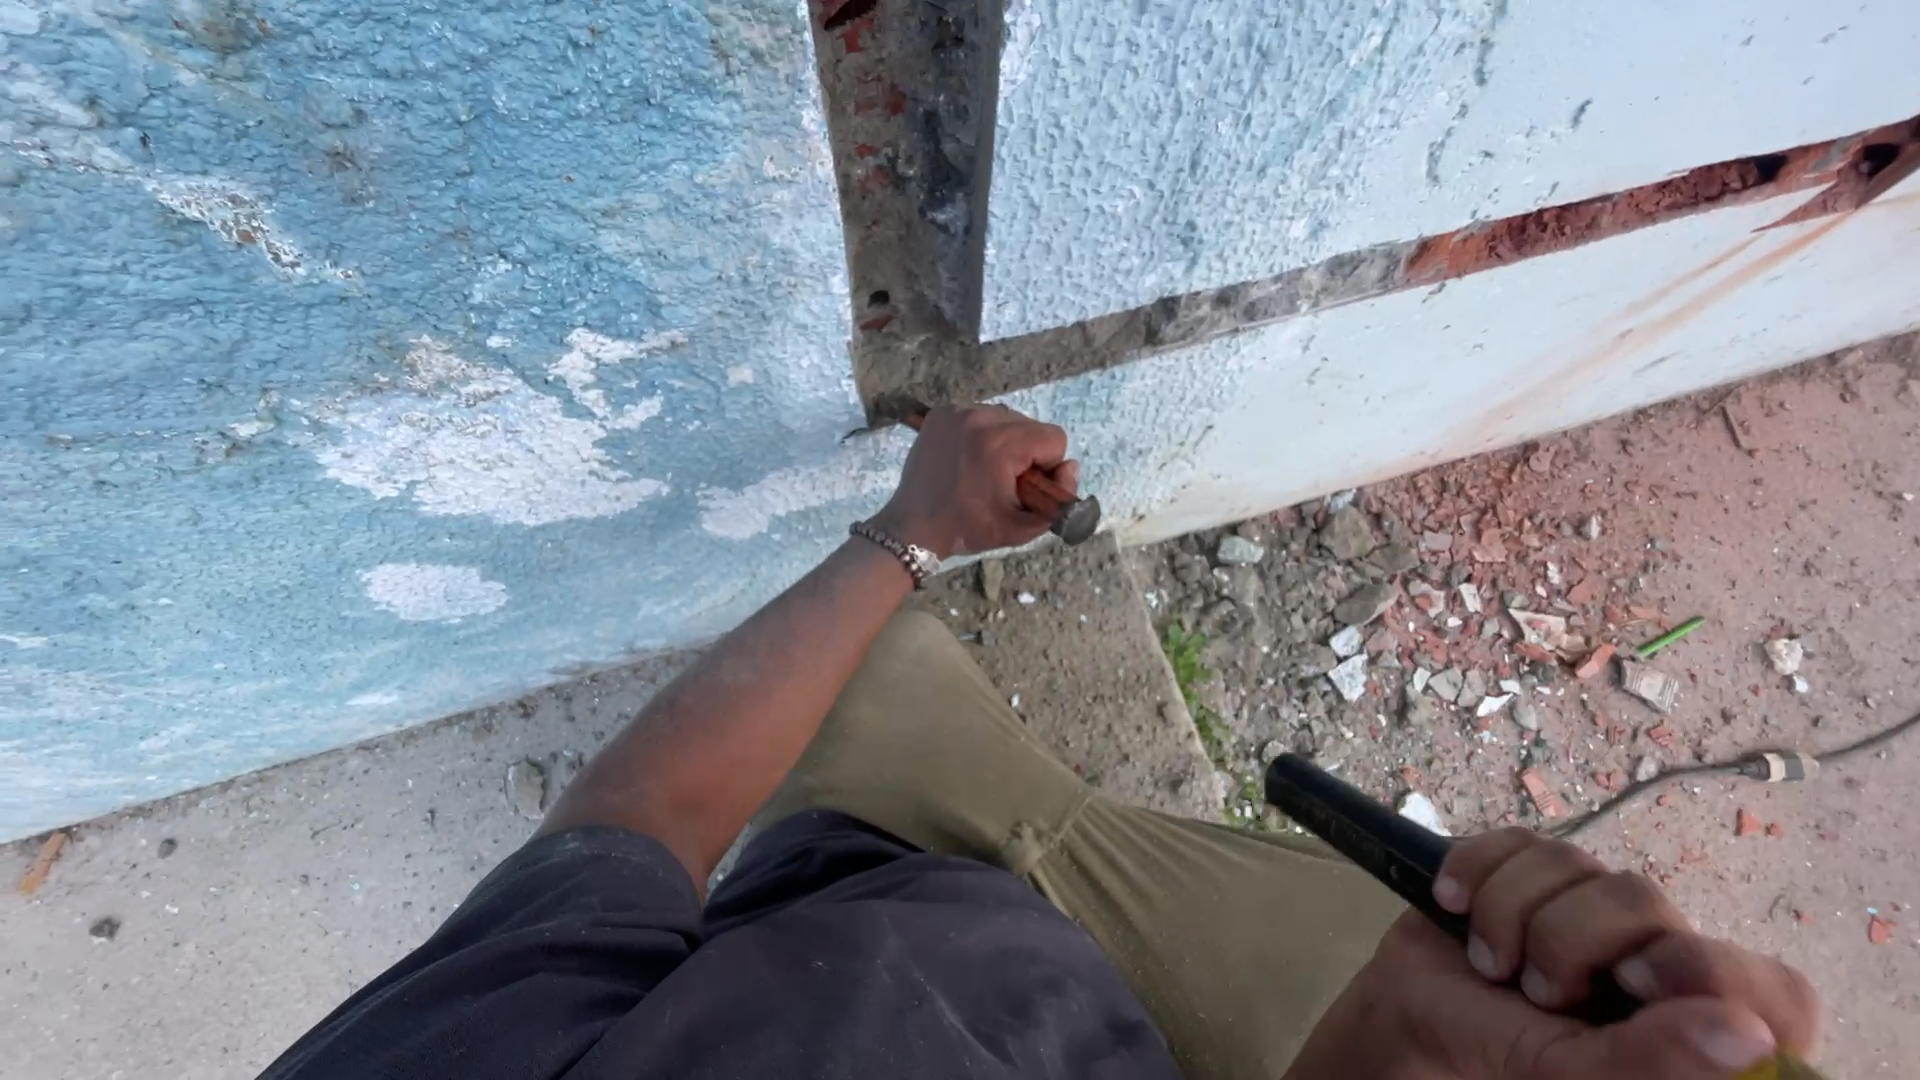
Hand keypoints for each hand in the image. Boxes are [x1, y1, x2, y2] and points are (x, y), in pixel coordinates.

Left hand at [868, 404, 1079, 559]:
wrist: (913, 527)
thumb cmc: (968, 529)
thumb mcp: (1023, 526)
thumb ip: (1059, 498)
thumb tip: (1069, 467)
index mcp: (1001, 444)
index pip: (1054, 438)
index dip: (1048, 467)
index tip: (1025, 487)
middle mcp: (979, 417)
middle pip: (1031, 426)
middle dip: (1027, 453)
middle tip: (1004, 481)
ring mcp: (956, 411)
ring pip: (1007, 418)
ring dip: (1006, 441)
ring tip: (986, 469)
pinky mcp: (941, 413)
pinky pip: (980, 416)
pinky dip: (982, 434)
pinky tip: (968, 458)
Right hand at [1286, 829, 1820, 1079]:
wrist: (1411, 1012)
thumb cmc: (1496, 1058)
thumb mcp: (1574, 1077)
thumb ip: (1656, 1063)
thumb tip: (1746, 1033)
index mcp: (1689, 1018)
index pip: (1765, 982)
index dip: (1710, 969)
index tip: (1634, 982)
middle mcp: (1650, 952)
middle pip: (1639, 898)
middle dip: (1563, 939)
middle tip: (1534, 989)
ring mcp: (1581, 901)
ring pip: (1566, 861)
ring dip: (1505, 911)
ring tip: (1488, 960)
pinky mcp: (1520, 866)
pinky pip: (1510, 838)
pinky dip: (1472, 869)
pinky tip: (1452, 903)